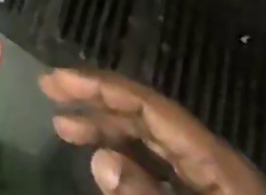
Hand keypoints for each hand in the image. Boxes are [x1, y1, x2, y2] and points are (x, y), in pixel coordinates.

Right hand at [40, 68, 265, 194]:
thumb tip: (99, 156)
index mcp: (215, 163)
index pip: (148, 107)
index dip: (100, 87)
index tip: (56, 81)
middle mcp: (213, 164)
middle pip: (147, 117)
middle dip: (98, 103)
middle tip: (50, 94)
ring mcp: (213, 185)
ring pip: (151, 142)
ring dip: (107, 130)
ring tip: (65, 127)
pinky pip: (160, 170)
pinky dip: (128, 161)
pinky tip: (105, 166)